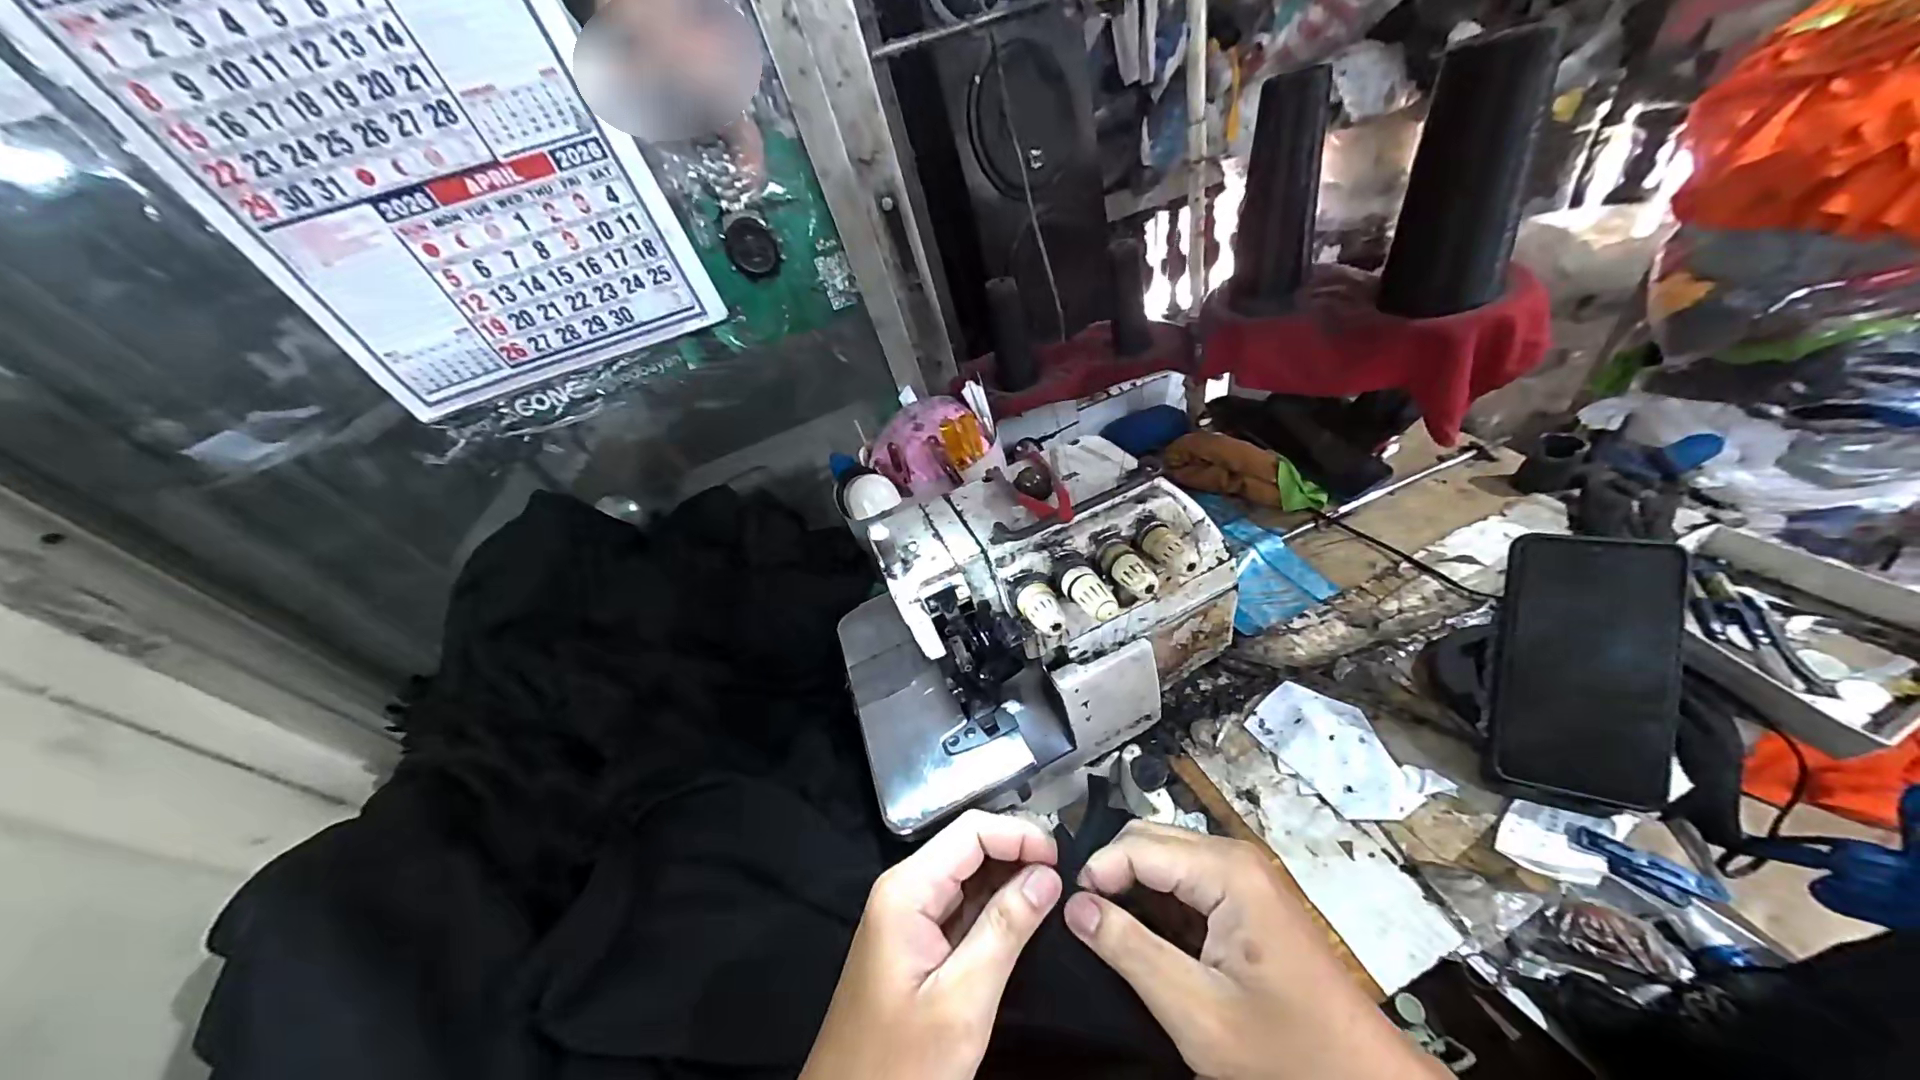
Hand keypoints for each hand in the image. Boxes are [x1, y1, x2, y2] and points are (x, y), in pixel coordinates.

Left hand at [800, 810, 1062, 1079]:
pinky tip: (1026, 912)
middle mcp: (904, 889)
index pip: (970, 831)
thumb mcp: (963, 1000)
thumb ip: (1005, 929)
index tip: (1061, 859)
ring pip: (968, 873)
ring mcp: (909, 914)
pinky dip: (996, 903)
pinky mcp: (917, 939)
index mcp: (906, 890)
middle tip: (1065, 876)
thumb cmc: (902, 1064)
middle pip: (968, 845)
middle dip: (1017, 851)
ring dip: (1011, 876)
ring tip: (1054, 891)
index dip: (1018, 834)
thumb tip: (1047, 875)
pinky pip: (962, 904)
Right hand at [1064, 821, 1441, 1079]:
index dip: (1096, 872)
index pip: (1136, 845)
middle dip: (1112, 871)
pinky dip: (1157, 898)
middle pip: (1149, 839)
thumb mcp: (1197, 1011)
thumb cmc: (1286, 1054)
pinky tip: (1149, 937)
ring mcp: (1244, 873)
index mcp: (1227, 871)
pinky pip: (1185, 877)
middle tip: (1086, 922)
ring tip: (1110, 930)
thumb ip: (1130, 951)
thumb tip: (1075, 906)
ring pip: (1164, 855)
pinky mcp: (1247, 894)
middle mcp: (1235, 856)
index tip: (1072, 914)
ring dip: (1132, 885)